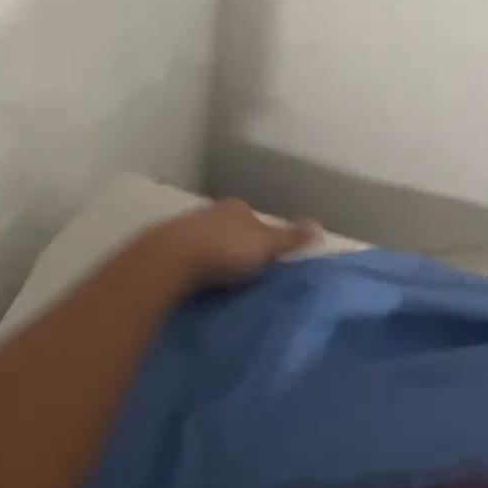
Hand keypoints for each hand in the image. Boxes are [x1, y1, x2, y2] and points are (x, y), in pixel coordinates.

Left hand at [139, 198, 320, 288]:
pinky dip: (196, 265)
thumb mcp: (267, 245)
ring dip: (215, 256)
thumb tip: (320, 225)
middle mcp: (213, 211)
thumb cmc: (227, 249)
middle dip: (238, 246)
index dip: (264, 238)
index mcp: (238, 207)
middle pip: (232, 229)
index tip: (267, 260)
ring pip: (209, 240)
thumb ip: (291, 238)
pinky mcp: (168, 245)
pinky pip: (189, 255)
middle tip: (246, 272)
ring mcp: (187, 226)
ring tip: (222, 280)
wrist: (172, 258)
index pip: (257, 220)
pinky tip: (198, 279)